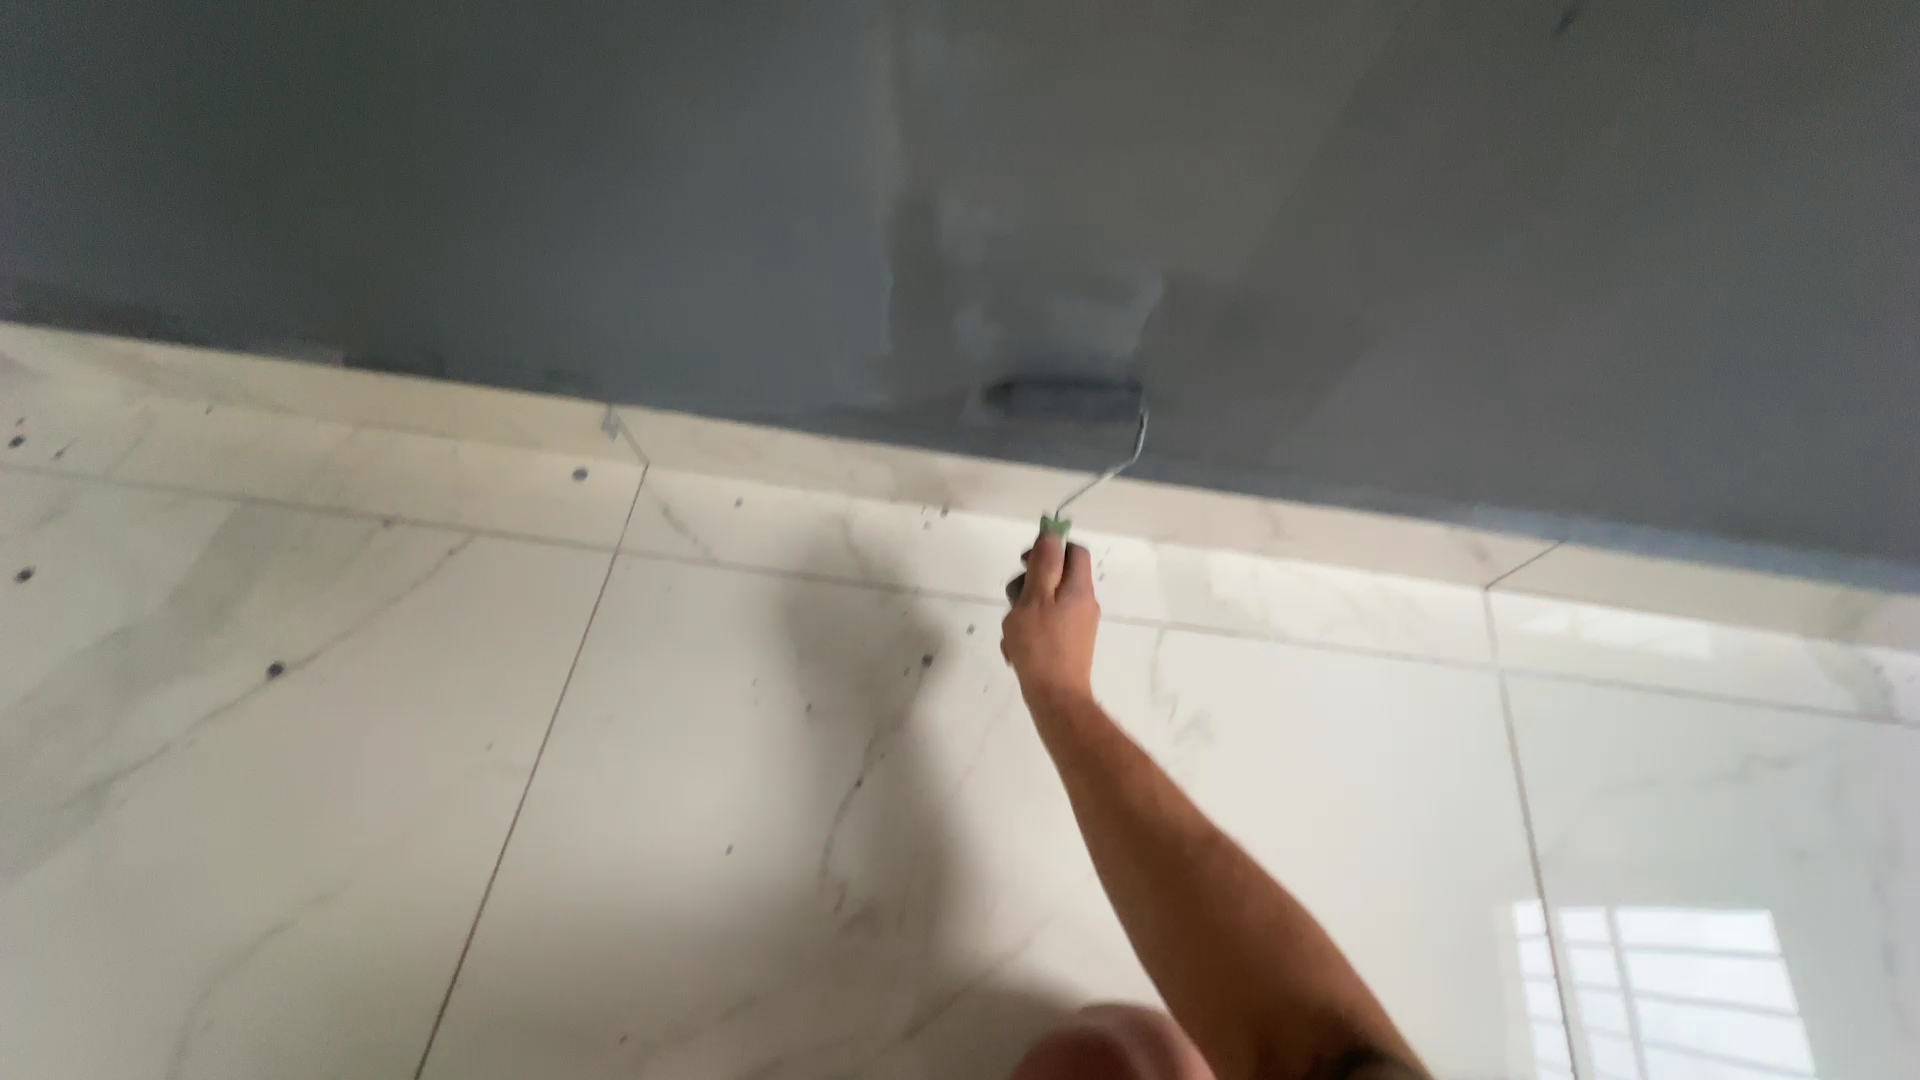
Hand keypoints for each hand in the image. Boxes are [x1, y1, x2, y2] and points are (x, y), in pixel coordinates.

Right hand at [1002, 529, 1100, 709]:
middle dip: (1028, 584)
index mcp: (1078, 588)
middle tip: (1012, 600)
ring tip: (1011, 632)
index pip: (1073, 551)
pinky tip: (1015, 650)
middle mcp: (1083, 604)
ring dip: (1023, 611)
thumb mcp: (1035, 599)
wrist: (1056, 698)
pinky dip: (1028, 631)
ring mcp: (1077, 626)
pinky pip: (1045, 626)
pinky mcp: (1068, 645)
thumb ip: (1043, 566)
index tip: (1025, 561)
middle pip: (1056, 577)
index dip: (1050, 548)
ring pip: (1045, 603)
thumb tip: (1052, 535)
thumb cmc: (1041, 646)